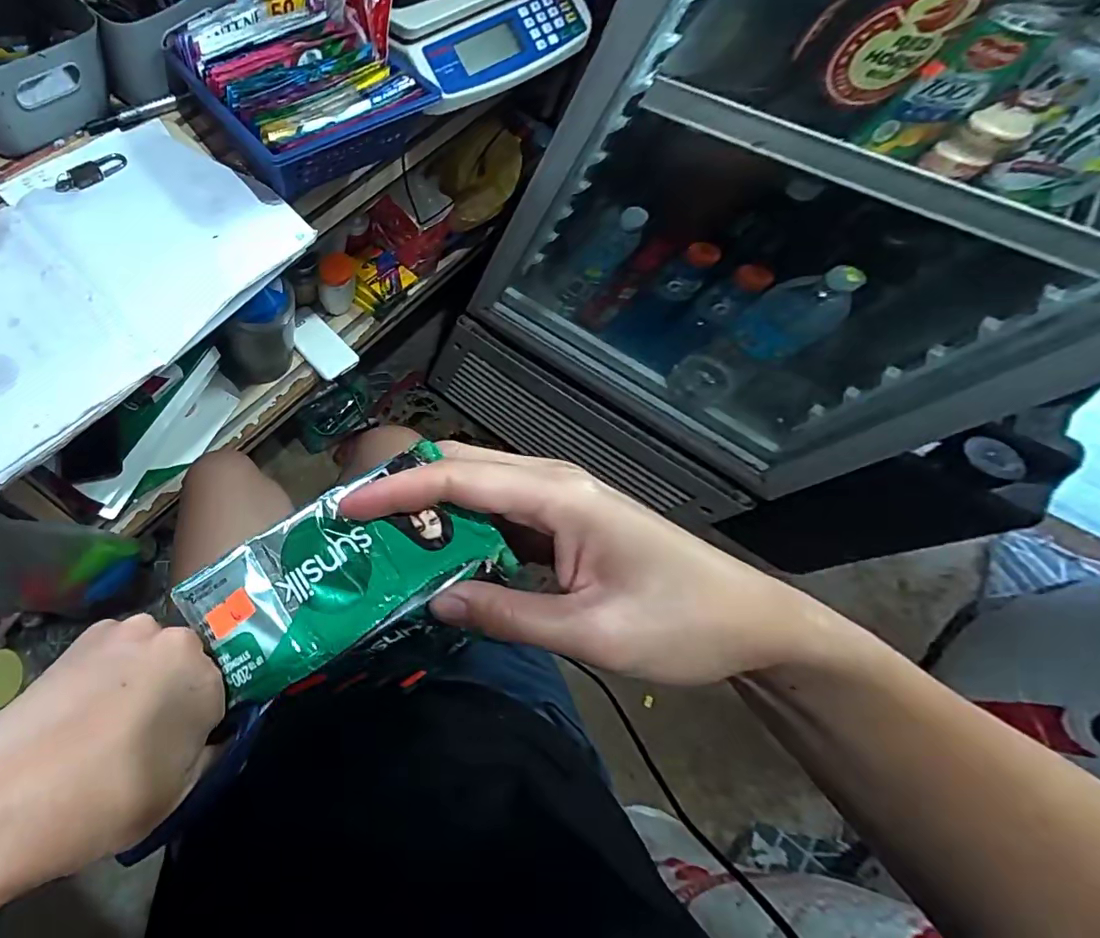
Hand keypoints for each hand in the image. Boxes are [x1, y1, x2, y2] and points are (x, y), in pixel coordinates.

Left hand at [0, 615, 223, 889]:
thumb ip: (209, 753)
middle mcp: (165, 634)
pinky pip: (116, 652)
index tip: (185, 749)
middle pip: (187, 664)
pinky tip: (84, 713)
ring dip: (143, 680)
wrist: (4, 793)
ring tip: (109, 727)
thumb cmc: (104, 799)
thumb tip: (211, 737)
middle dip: (177, 694)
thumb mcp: (176, 794)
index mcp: (199, 671)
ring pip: (151, 655)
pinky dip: (111, 674)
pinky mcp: (82, 635)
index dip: (206, 724)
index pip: (223, 692)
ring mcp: (119, 629)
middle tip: (149, 740)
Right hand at [338, 442, 839, 684]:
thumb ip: (509, 615)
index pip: (458, 478)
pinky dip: (453, 524)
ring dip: (424, 505)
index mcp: (557, 495)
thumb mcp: (592, 634)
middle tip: (350, 522)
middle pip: (457, 465)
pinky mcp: (555, 517)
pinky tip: (432, 551)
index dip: (396, 489)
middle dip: (399, 485)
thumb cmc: (683, 624)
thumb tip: (433, 601)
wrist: (753, 622)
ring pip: (470, 484)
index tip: (346, 508)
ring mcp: (552, 496)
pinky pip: (490, 509)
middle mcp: (549, 480)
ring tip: (378, 537)